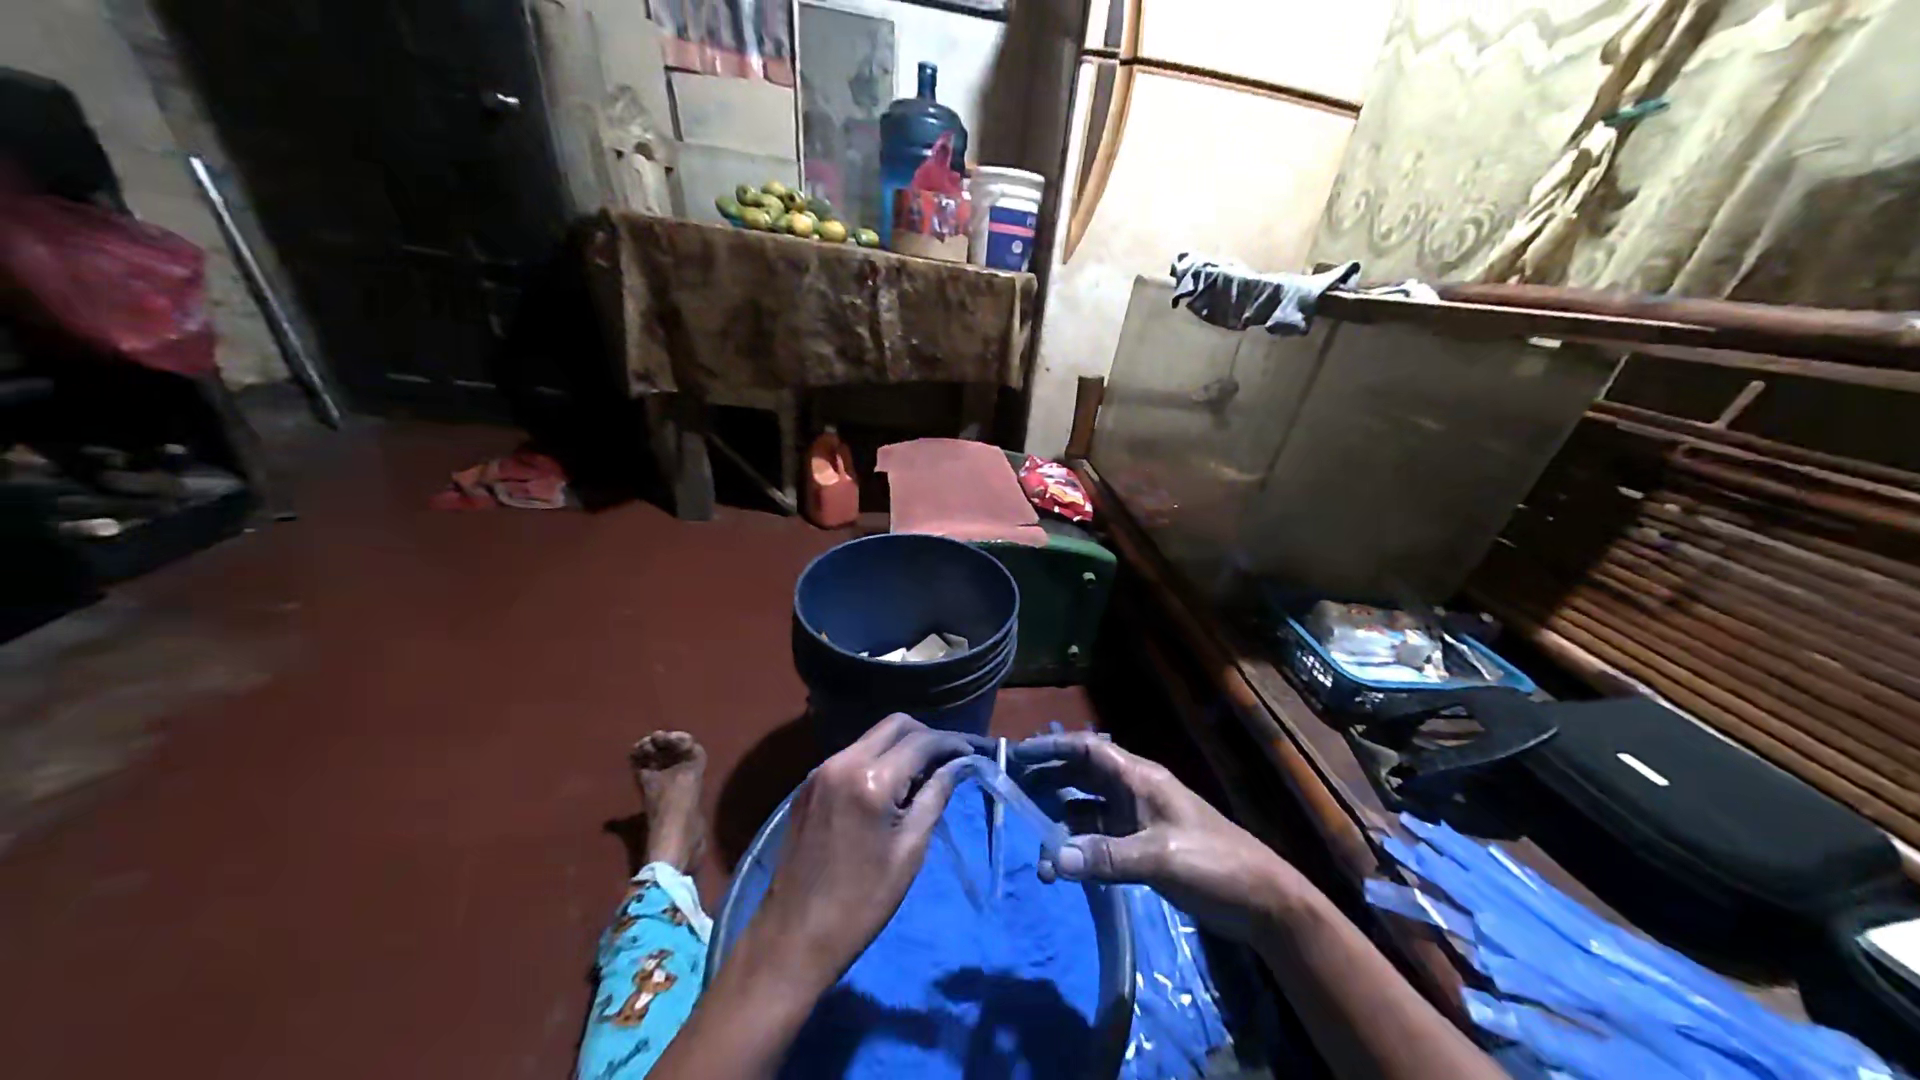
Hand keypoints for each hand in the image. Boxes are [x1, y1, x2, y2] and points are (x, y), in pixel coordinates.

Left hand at [733, 714, 973, 992]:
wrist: (793, 935)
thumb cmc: (862, 901)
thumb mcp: (910, 851)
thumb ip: (935, 797)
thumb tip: (957, 766)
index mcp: (871, 780)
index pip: (921, 741)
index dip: (951, 743)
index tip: (971, 754)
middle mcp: (843, 762)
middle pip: (895, 725)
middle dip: (926, 736)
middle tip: (948, 761)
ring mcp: (820, 771)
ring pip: (871, 737)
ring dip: (900, 746)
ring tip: (921, 777)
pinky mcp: (808, 785)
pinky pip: (852, 755)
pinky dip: (876, 759)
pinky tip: (888, 789)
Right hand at [1013, 731, 1305, 941]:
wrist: (1261, 901)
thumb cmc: (1213, 864)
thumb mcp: (1159, 858)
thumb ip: (1106, 857)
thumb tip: (1054, 859)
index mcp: (1139, 778)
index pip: (1087, 749)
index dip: (1051, 746)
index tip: (1017, 754)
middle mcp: (1132, 791)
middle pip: (1080, 775)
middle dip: (1046, 780)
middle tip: (1012, 793)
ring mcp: (1135, 819)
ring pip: (1085, 809)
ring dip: (1058, 823)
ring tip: (1035, 847)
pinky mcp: (1139, 846)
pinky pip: (1097, 839)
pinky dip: (1077, 849)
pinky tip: (1061, 870)